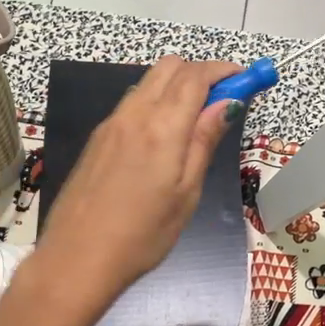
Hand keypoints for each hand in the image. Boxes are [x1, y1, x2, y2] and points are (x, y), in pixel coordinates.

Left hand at [30, 55, 243, 307]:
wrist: (77, 258)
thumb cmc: (143, 235)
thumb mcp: (186, 193)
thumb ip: (203, 142)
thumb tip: (227, 104)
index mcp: (161, 127)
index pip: (196, 76)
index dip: (225, 70)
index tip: (247, 79)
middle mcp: (134, 114)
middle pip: (170, 67)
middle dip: (201, 72)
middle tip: (225, 100)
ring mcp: (111, 124)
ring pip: (149, 82)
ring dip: (178, 86)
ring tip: (198, 119)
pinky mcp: (99, 138)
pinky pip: (133, 103)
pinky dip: (157, 102)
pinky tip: (166, 135)